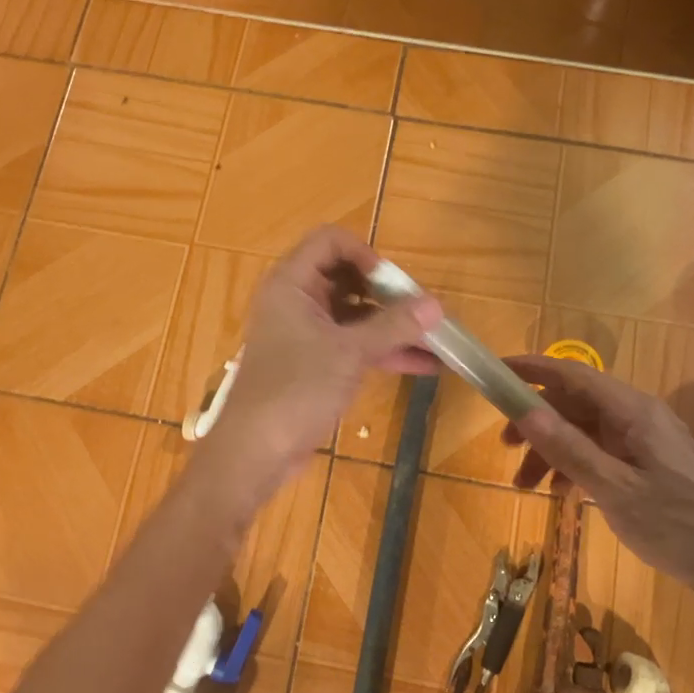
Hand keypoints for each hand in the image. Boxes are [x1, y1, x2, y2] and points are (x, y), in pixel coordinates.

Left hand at [203, 227, 440, 504]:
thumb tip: (437, 305)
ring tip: (436, 338)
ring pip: (354, 315)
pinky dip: (383, 351)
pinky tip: (424, 365)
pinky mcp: (313, 364)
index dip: (365, 253)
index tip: (393, 283)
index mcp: (291, 283)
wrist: (256, 451)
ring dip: (392, 325)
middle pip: (346, 277)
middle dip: (387, 293)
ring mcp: (304, 334)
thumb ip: (394, 326)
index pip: (329, 241)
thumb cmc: (295, 388)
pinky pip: (353, 345)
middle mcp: (295, 301)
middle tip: (420, 310)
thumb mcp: (350, 353)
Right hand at [502, 356, 693, 606]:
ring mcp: (647, 442)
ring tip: (527, 485)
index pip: (573, 374)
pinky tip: (563, 493)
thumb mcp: (615, 490)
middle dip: (537, 420)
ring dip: (554, 450)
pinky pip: (603, 453)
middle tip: (505, 447)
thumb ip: (569, 448)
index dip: (533, 369)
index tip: (496, 372)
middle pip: (576, 404)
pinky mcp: (653, 467)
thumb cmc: (679, 525)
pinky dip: (577, 466)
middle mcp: (639, 417)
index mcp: (633, 412)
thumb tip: (525, 410)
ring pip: (587, 432)